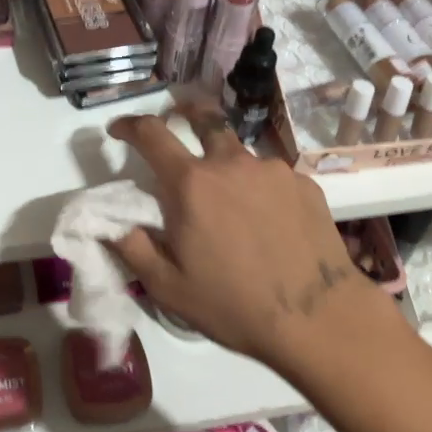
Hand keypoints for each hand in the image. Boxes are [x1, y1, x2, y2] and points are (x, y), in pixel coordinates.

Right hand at [106, 114, 397, 369]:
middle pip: (204, 118)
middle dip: (185, 112)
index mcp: (191, 183)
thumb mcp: (169, 288)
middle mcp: (230, 163)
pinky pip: (272, 177)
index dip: (130, 125)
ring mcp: (272, 170)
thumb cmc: (235, 305)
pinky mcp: (304, 184)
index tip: (119, 129)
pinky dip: (260, 189)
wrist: (320, 319)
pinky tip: (268, 222)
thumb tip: (112, 224)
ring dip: (226, 164)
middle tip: (179, 118)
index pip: (151, 134)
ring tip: (231, 200)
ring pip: (240, 154)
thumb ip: (134, 249)